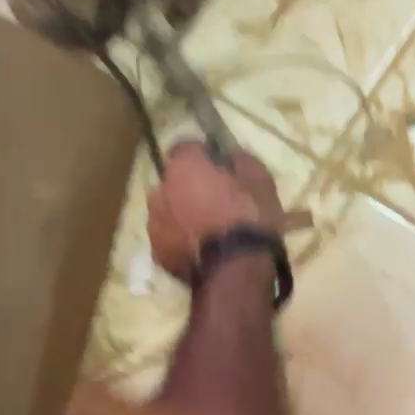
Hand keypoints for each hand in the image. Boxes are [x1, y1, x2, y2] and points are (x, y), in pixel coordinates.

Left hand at [146, 141, 284, 279]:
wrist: (235, 269)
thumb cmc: (249, 217)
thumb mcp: (260, 179)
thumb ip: (239, 160)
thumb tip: (229, 154)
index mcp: (183, 167)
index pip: (185, 146)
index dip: (203, 154)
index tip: (220, 164)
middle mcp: (159, 190)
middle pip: (174, 181)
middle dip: (191, 186)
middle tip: (218, 199)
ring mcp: (154, 224)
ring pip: (170, 211)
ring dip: (185, 213)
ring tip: (211, 229)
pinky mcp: (157, 253)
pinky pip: (170, 238)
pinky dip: (184, 239)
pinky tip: (205, 249)